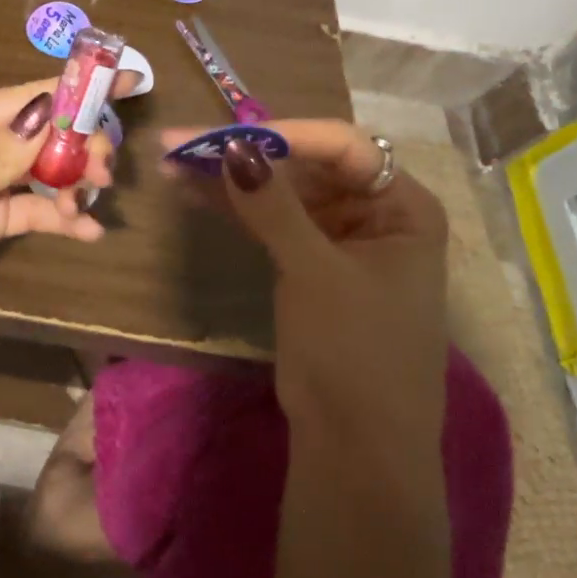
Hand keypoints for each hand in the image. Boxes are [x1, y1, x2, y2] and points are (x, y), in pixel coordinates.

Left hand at [0, 76, 131, 358]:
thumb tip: (49, 115)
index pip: (22, 97)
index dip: (74, 90)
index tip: (126, 82)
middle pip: (37, 134)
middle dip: (76, 146)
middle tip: (107, 173)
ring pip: (38, 173)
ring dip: (70, 185)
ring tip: (94, 206)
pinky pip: (28, 212)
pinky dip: (56, 218)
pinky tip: (86, 233)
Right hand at [161, 120, 448, 437]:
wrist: (356, 444)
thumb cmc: (356, 352)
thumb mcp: (315, 272)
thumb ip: (273, 205)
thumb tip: (231, 145)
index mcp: (404, 208)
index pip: (341, 147)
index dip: (281, 135)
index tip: (221, 133)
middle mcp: (375, 214)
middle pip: (306, 165)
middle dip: (245, 154)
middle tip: (180, 142)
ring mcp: (339, 239)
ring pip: (281, 191)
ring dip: (231, 177)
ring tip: (173, 161)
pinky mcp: (308, 264)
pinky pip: (270, 220)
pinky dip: (234, 207)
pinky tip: (192, 192)